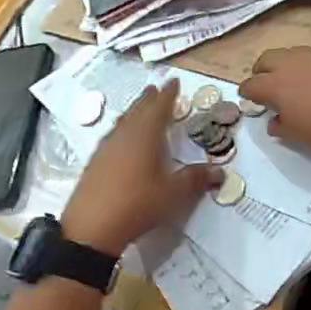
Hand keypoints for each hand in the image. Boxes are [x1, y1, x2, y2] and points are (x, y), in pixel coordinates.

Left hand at [62, 79, 220, 253]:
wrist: (91, 227)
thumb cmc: (137, 204)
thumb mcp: (173, 194)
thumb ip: (195, 179)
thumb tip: (219, 172)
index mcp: (144, 135)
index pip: (159, 107)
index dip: (168, 95)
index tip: (174, 82)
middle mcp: (124, 135)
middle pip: (137, 110)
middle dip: (149, 100)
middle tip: (156, 90)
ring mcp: (105, 148)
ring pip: (123, 123)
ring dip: (134, 113)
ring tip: (140, 110)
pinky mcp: (95, 163)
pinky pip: (112, 137)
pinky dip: (122, 131)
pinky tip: (122, 140)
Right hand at [239, 47, 310, 169]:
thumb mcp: (304, 137)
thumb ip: (284, 125)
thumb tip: (275, 120)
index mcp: (277, 85)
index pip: (251, 84)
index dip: (247, 94)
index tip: (250, 102)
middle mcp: (294, 63)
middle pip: (267, 59)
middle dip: (262, 73)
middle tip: (267, 91)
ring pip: (291, 54)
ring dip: (285, 67)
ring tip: (293, 87)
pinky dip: (307, 67)